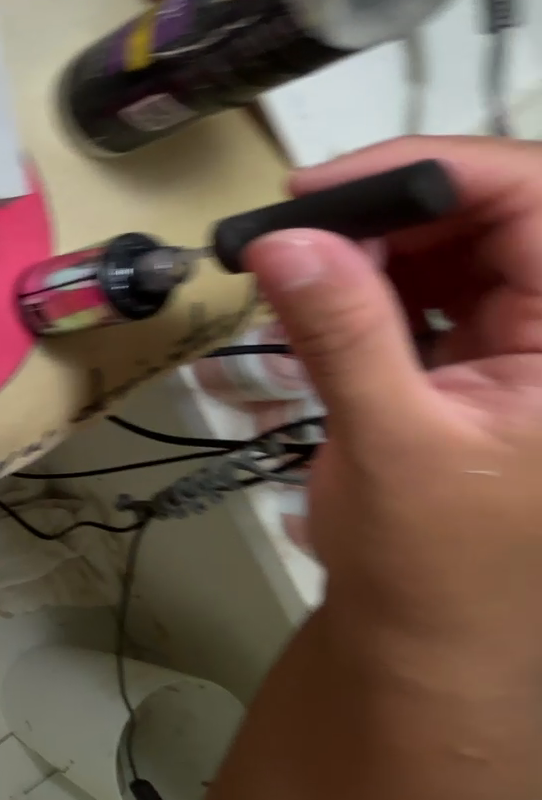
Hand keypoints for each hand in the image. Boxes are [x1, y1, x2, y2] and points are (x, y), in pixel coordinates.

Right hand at [246, 136, 541, 670]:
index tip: (311, 188)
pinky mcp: (490, 357)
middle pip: (503, 215)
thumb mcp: (387, 434)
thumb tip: (283, 241)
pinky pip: (435, 291)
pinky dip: (366, 288)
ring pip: (463, 248)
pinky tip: (315, 307)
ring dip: (369, 252)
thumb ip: (342, 329)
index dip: (432, 172)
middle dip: (387, 214)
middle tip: (283, 241)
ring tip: (289, 281)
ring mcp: (537, 340)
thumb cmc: (434, 551)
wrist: (433, 627)